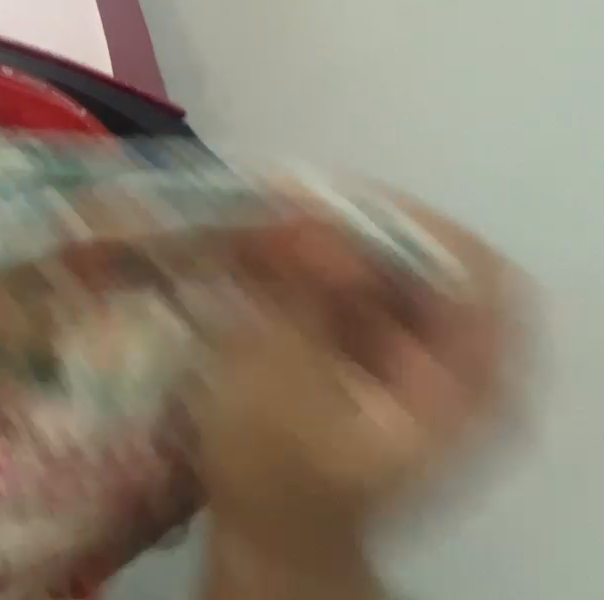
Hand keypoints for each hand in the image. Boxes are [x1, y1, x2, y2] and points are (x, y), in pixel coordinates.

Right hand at [193, 200, 521, 561]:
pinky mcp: (369, 372)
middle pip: (425, 272)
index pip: (475, 274)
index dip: (410, 224)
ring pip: (384, 284)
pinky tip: (254, 265)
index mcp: (466, 385)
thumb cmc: (278, 467)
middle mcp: (455, 371)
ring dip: (323, 250)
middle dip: (350, 231)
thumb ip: (303, 299)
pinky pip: (352, 306)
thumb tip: (316, 220)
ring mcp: (411, 372)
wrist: (269, 533)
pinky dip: (309, 279)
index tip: (327, 195)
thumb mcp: (280, 380)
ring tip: (253, 227)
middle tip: (271, 205)